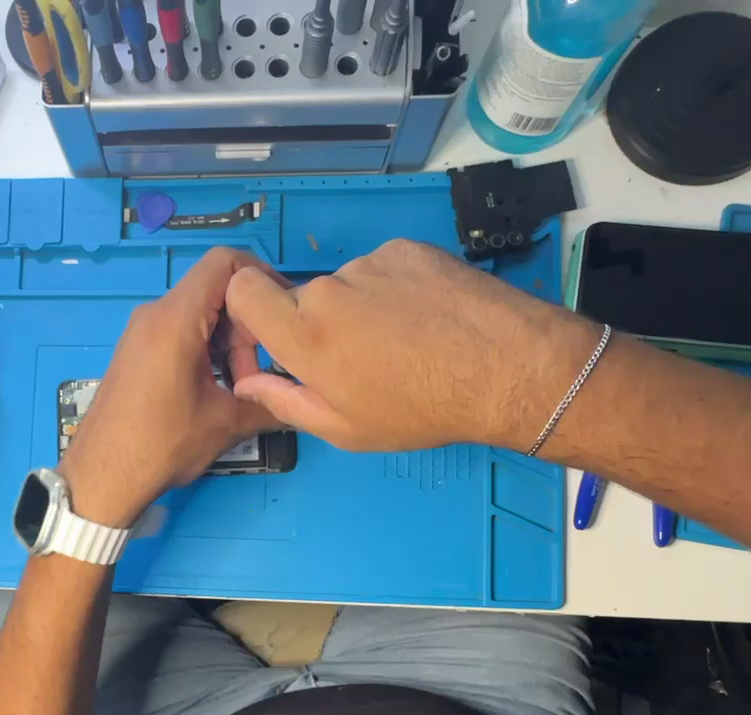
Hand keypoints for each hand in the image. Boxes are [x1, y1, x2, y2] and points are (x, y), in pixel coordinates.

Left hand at [59, 247, 278, 527]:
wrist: (101, 477)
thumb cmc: (160, 446)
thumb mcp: (225, 424)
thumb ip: (271, 404)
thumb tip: (305, 399)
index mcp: (176, 319)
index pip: (226, 262)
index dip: (262, 277)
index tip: (281, 314)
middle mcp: (154, 314)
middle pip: (215, 289)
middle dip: (246, 323)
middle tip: (259, 370)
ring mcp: (140, 331)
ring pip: (198, 313)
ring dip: (227, 341)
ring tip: (238, 386)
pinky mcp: (135, 350)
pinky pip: (179, 330)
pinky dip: (205, 348)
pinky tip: (215, 388)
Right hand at [223, 239, 604, 452]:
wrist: (508, 369)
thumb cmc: (422, 410)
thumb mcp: (345, 428)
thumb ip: (285, 403)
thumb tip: (248, 382)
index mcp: (306, 336)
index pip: (242, 291)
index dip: (247, 309)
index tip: (272, 335)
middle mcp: (330, 290)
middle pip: (301, 297)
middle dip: (318, 325)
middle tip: (360, 360)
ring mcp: (372, 263)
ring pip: (345, 286)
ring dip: (359, 310)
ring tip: (403, 342)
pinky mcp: (408, 249)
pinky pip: (381, 270)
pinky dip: (392, 291)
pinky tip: (424, 319)